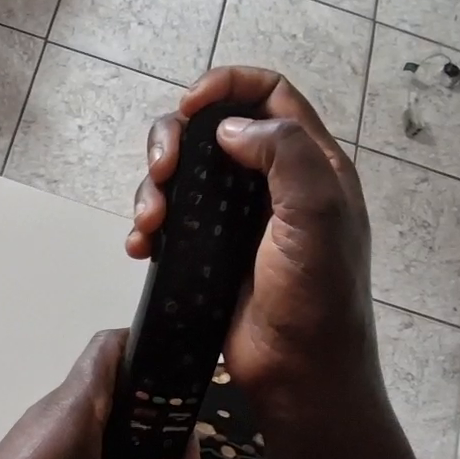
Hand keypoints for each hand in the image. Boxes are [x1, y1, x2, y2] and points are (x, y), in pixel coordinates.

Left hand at [0, 330, 193, 458]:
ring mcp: (47, 439)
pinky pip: (91, 452)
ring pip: (109, 428)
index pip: (112, 346)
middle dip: (163, 424)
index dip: (152, 346)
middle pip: (122, 392)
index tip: (187, 382)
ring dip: (144, 455)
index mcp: (74, 406)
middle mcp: (60, 412)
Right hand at [130, 67, 377, 410]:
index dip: (228, 86)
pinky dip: (148, 227)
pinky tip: (141, 248)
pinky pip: (169, 224)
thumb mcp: (317, 216)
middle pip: (211, 131)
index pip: (268, 95)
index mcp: (307, 165)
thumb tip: (229, 130)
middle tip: (162, 171)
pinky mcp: (205, 255)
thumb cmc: (317, 298)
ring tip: (149, 224)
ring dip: (153, 190)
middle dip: (175, 140)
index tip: (190, 106)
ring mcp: (233, 222)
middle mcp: (268, 185)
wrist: (297, 373)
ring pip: (182, 177)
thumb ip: (284, 156)